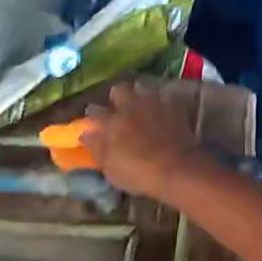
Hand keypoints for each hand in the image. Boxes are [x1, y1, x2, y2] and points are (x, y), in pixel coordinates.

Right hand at [80, 81, 213, 199]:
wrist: (176, 168)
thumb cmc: (138, 172)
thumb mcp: (110, 168)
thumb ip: (97, 148)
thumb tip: (85, 134)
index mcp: (111, 121)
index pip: (95, 112)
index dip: (93, 115)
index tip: (93, 120)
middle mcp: (131, 107)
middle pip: (120, 90)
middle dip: (117, 95)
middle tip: (119, 106)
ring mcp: (154, 104)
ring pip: (143, 88)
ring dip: (141, 94)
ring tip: (143, 105)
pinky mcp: (175, 108)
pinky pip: (166, 96)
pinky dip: (163, 101)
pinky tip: (164, 110)